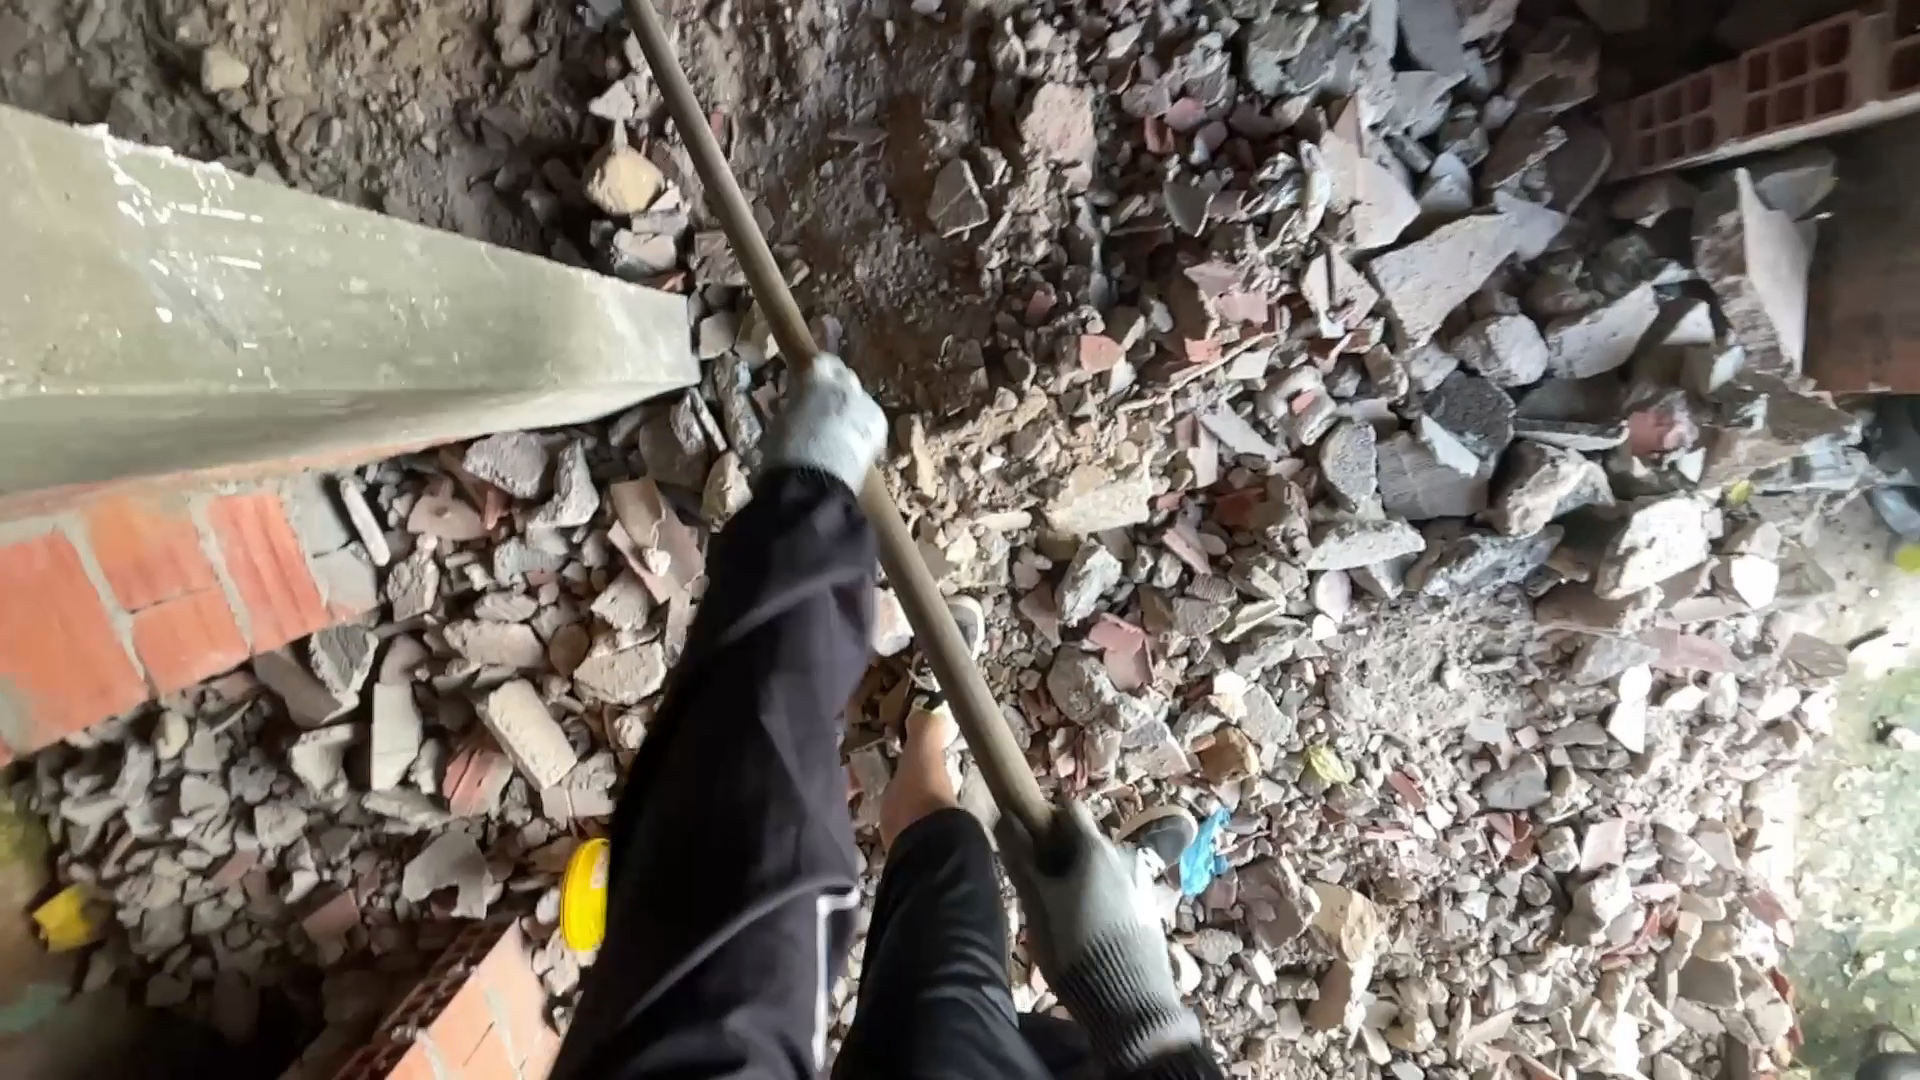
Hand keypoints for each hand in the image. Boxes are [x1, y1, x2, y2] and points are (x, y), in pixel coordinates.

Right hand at [763, 352, 885, 493]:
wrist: (812, 485)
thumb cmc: (782, 452)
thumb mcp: (780, 418)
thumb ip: (796, 402)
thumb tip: (801, 402)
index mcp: (812, 370)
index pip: (813, 357)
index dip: (809, 368)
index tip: (802, 376)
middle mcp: (844, 379)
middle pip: (841, 375)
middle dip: (832, 387)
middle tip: (820, 407)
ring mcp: (865, 400)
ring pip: (858, 397)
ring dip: (848, 408)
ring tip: (835, 431)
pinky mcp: (879, 424)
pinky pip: (869, 419)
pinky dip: (860, 428)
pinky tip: (850, 445)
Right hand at [997, 804, 1202, 1071]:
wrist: (1132, 1004)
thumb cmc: (1076, 947)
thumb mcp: (1039, 905)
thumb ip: (1021, 859)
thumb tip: (1004, 818)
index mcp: (1095, 847)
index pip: (1068, 809)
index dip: (1046, 819)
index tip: (1032, 842)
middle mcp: (1124, 854)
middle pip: (1087, 839)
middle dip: (1065, 854)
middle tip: (1047, 887)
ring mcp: (1142, 880)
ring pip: (1104, 866)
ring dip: (1087, 878)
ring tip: (1071, 915)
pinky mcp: (1152, 907)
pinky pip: (1121, 888)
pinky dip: (1105, 897)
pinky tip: (1094, 930)